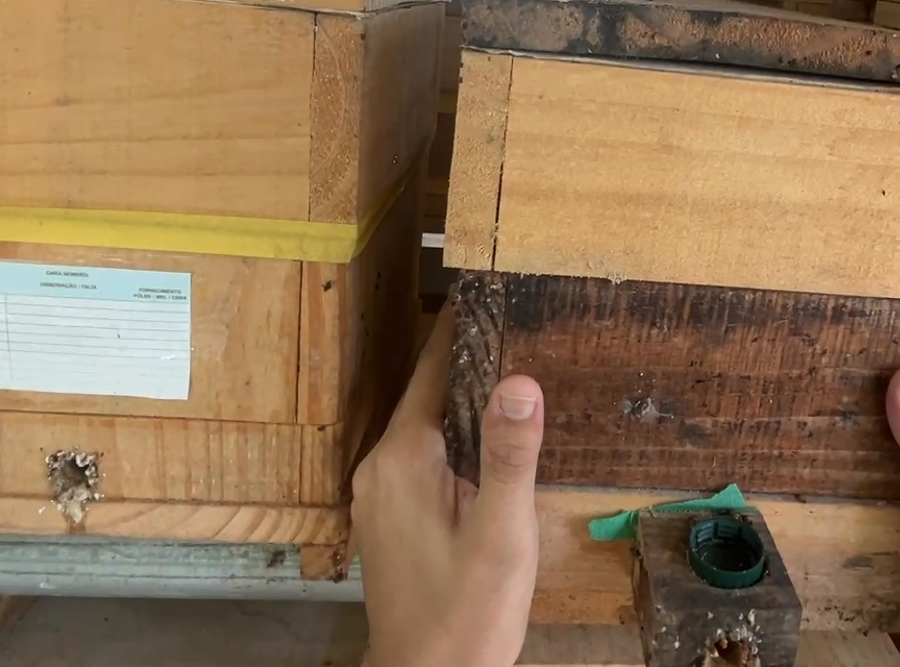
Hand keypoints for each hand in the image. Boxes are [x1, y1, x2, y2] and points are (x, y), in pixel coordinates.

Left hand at [354, 311, 545, 666]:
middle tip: (516, 320)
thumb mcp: (501, 533)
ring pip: (424, 420)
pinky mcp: (388, 512)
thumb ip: (511, 455)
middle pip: (427, 391)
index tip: (492, 287)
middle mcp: (380, 463)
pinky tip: (487, 433)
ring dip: (461, 392)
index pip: (433, 368)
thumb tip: (520, 377)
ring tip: (510, 364)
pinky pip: (421, 449)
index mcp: (403, 456)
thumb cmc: (469, 611)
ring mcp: (379, 490)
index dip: (463, 327)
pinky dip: (452, 428)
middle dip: (468, 356)